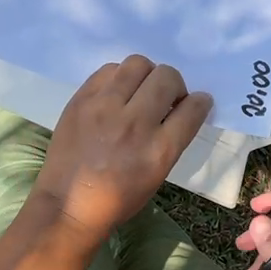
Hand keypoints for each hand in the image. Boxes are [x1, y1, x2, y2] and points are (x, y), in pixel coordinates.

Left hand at [32, 55, 211, 242]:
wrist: (69, 205)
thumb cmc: (118, 198)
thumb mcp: (157, 174)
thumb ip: (172, 140)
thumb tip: (180, 110)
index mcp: (159, 150)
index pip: (192, 109)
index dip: (201, 102)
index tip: (197, 102)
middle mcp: (135, 123)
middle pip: (167, 78)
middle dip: (174, 85)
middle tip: (166, 98)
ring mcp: (105, 108)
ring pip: (138, 64)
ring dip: (147, 75)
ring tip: (140, 90)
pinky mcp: (81, 100)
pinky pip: (109, 70)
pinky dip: (120, 77)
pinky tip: (117, 93)